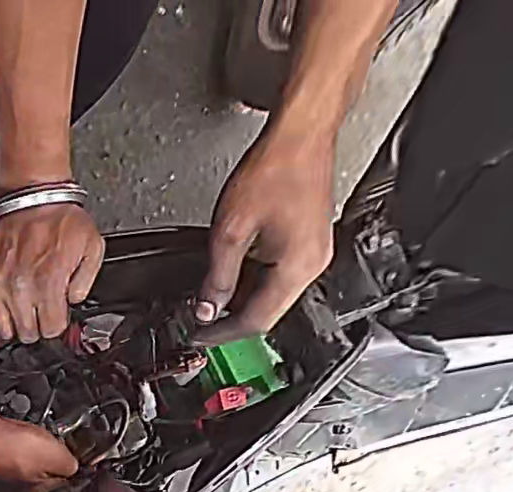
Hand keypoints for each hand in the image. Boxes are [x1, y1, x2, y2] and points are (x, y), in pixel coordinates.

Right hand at [0, 202, 105, 342]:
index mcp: (47, 283)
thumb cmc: (61, 220)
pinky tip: (4, 299)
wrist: (33, 195)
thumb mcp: (92, 249)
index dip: (55, 324)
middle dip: (36, 326)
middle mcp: (19, 287)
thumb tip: (72, 303)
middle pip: (26, 334)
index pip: (50, 330)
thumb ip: (85, 283)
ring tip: (21, 309)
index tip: (55, 315)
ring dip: (14, 323)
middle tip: (39, 312)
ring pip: (2, 329)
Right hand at [0, 417, 79, 490]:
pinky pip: (14, 446)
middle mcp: (19, 483)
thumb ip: (71, 465)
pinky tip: (19, 432)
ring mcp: (5, 469)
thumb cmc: (18, 448)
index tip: (73, 454)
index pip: (62, 481)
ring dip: (34, 445)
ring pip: (28, 457)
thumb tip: (75, 467)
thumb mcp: (59, 457)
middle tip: (55, 441)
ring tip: (36, 434)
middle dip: (51, 455)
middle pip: (44, 469)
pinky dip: (19, 438)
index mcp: (38, 488)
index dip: (70, 466)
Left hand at [194, 133, 335, 344]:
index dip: (222, 334)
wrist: (302, 133)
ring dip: (240, 305)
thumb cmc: (275, 168)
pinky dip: (252, 286)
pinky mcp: (307, 245)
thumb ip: (217, 277)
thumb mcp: (231, 232)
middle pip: (267, 314)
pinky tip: (231, 281)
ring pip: (272, 299)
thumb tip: (206, 309)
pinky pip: (278, 279)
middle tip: (200, 324)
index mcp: (298, 267)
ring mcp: (313, 255)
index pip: (256, 321)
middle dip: (231, 324)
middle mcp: (312, 265)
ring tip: (209, 304)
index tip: (198, 336)